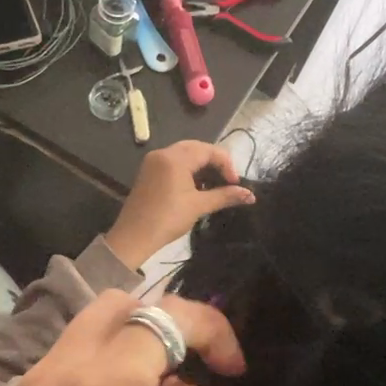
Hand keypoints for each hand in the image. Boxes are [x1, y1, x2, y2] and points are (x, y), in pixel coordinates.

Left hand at [0, 290, 246, 385]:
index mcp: (96, 385)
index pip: (162, 316)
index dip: (210, 328)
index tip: (236, 368)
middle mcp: (52, 373)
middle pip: (114, 307)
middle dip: (165, 324)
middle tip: (195, 374)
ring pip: (85, 333)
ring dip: (130, 348)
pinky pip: (63, 367)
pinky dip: (99, 371)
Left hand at [103, 141, 254, 267]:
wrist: (134, 237)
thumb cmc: (168, 219)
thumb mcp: (199, 206)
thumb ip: (225, 196)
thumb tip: (251, 195)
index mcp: (175, 158)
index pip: (209, 150)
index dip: (226, 165)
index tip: (235, 184)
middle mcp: (163, 153)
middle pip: (197, 148)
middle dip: (215, 162)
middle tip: (227, 181)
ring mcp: (153, 161)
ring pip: (184, 154)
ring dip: (201, 166)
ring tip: (213, 186)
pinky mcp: (148, 171)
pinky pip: (173, 162)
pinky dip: (187, 170)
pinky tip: (196, 186)